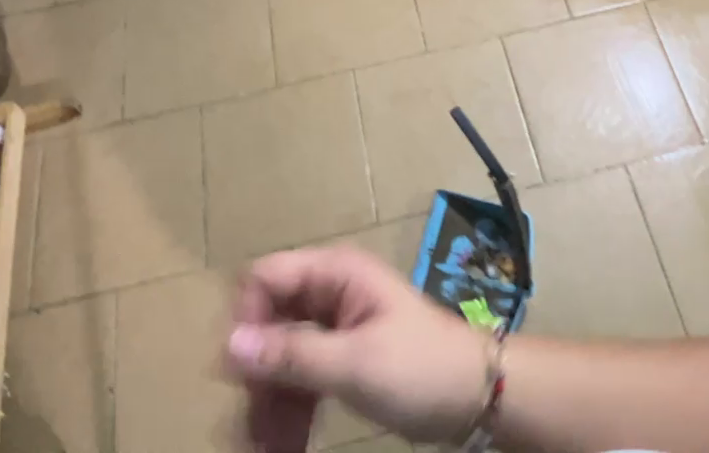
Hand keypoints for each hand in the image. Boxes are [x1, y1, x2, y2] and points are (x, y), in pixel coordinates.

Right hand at [225, 246, 492, 451]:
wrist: (479, 397)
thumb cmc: (422, 369)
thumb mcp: (355, 364)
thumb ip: (292, 354)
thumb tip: (229, 345)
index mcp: (336, 274)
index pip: (267, 277)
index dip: (247, 319)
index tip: (240, 372)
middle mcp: (331, 292)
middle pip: (269, 323)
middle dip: (258, 377)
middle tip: (250, 431)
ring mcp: (336, 326)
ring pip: (282, 358)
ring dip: (270, 404)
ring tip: (268, 449)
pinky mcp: (342, 357)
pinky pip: (302, 378)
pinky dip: (291, 410)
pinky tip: (285, 446)